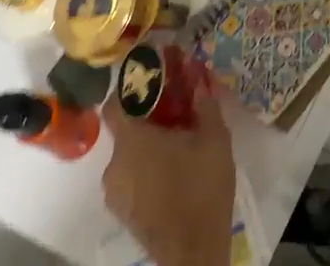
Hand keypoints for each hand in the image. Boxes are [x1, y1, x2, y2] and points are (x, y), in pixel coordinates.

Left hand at [101, 79, 236, 265]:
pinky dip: (145, 170)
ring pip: (128, 156)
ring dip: (148, 147)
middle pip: (126, 131)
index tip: (153, 83)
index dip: (130, 90)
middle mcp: (114, 164)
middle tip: (179, 117)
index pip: (114, 105)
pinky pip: (129, 178)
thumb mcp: (215, 139)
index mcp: (133, 141)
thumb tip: (200, 80)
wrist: (194, 248)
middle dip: (149, 120)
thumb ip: (205, 106)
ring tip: (180, 148)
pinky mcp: (121, 211)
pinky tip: (173, 175)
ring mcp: (114, 191)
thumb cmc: (203, 186)